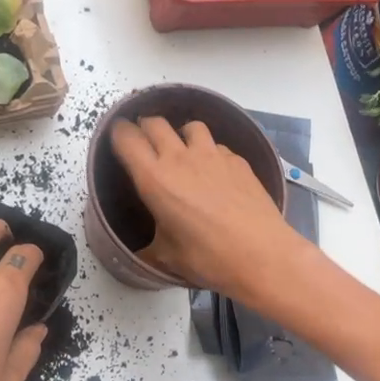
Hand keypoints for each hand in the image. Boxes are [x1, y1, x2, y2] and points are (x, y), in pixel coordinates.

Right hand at [109, 116, 312, 299]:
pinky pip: (217, 146)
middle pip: (155, 123)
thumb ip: (149, 248)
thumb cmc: (208, 257)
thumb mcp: (167, 257)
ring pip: (191, 126)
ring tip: (182, 149)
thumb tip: (140, 256)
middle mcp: (181, 158)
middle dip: (145, 127)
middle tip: (144, 141)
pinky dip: (210, 152)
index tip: (117, 139)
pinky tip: (214, 171)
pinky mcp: (238, 161)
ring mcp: (213, 155)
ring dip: (180, 133)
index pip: (127, 138)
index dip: (118, 133)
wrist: (262, 254)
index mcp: (154, 179)